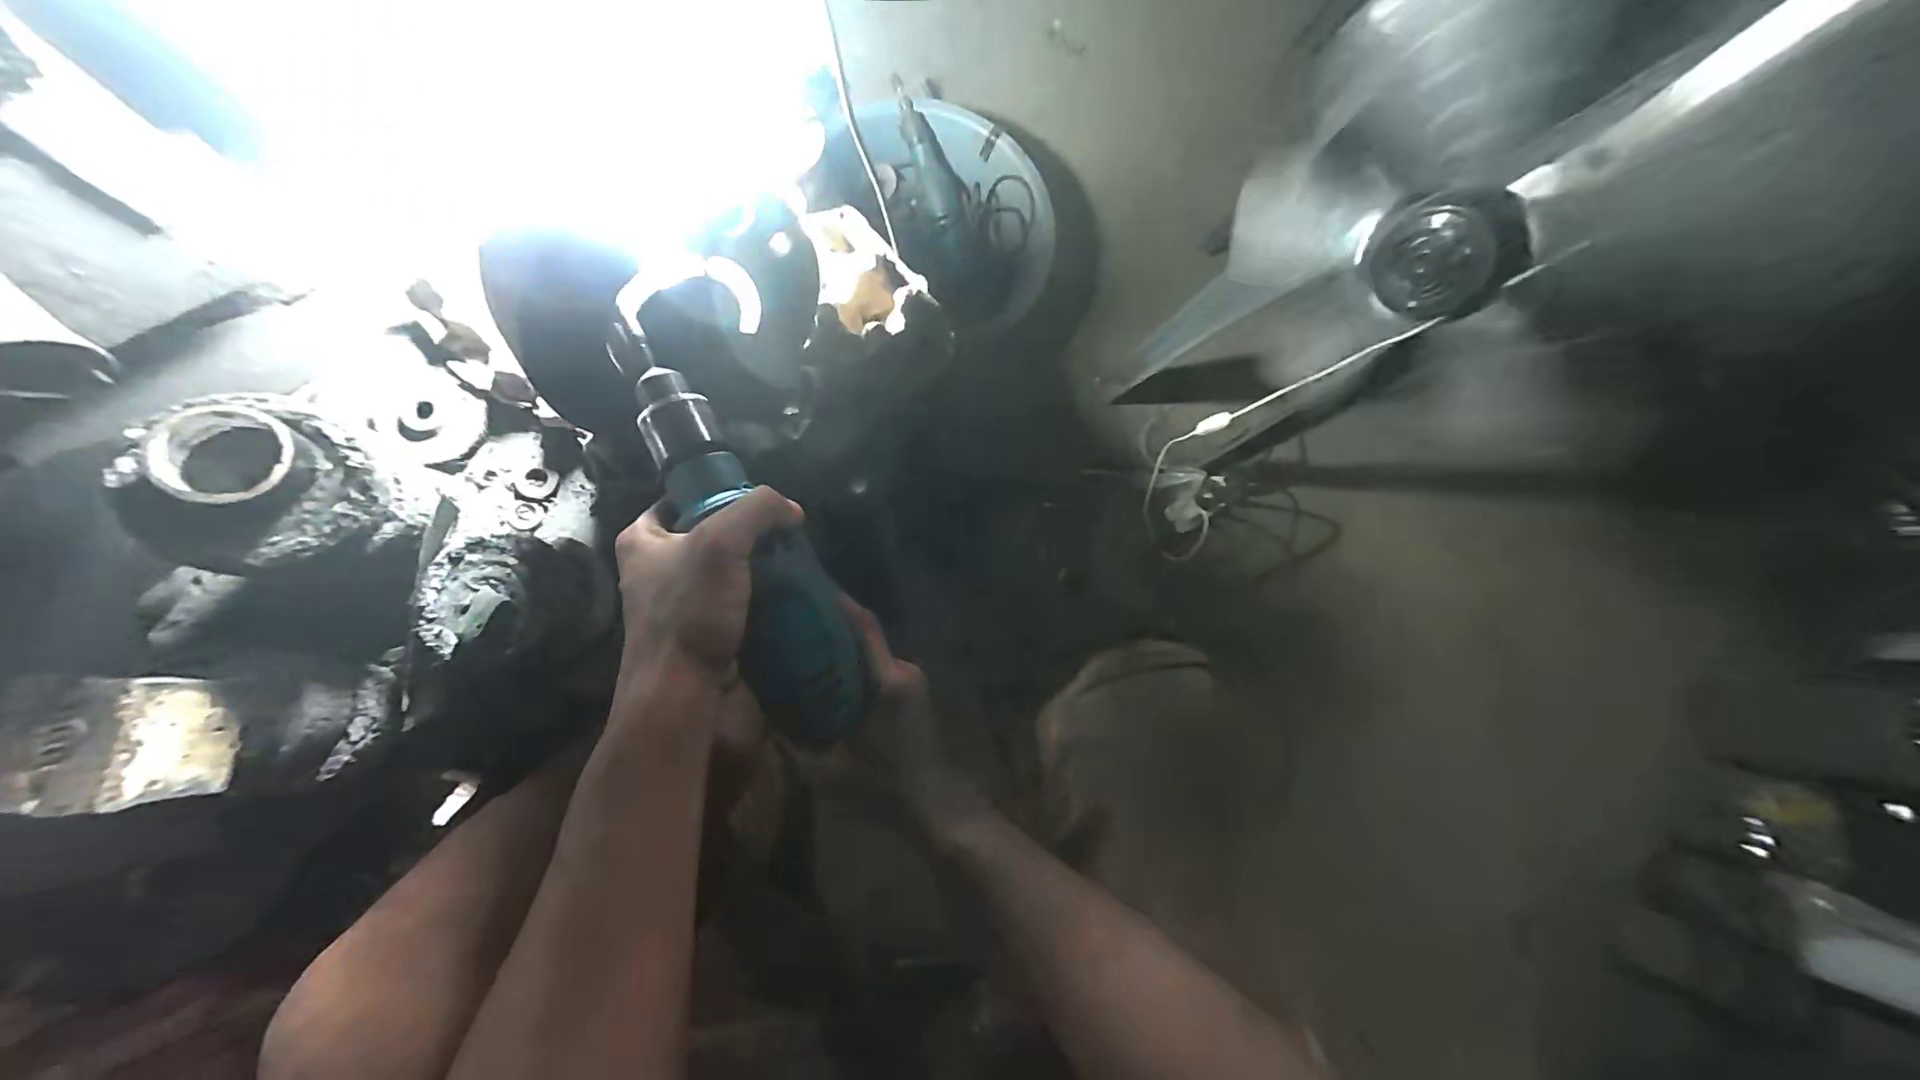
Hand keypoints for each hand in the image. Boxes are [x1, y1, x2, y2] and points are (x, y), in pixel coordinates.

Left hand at [614, 486, 803, 678]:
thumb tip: (792, 510)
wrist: (682, 691)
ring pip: (727, 569)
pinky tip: (786, 592)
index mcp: (640, 539)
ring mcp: (678, 603)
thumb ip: (759, 510)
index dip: (721, 492)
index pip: (683, 498)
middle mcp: (654, 568)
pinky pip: (736, 600)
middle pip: (710, 533)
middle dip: (747, 532)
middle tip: (782, 532)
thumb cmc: (691, 610)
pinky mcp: (702, 630)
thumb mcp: (723, 540)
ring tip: (792, 559)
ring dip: (758, 565)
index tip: (757, 502)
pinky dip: (760, 595)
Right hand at [799, 597, 987, 840]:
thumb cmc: (883, 787)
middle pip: (865, 636)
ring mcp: (913, 680)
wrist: (934, 805)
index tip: (811, 587)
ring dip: (844, 649)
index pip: (864, 626)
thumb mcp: (828, 771)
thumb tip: (763, 714)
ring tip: (805, 648)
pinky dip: (857, 666)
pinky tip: (830, 677)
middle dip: (832, 625)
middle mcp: (904, 670)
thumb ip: (792, 743)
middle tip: (794, 621)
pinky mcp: (914, 691)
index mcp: (887, 681)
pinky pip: (881, 668)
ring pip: (872, 653)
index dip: (839, 603)